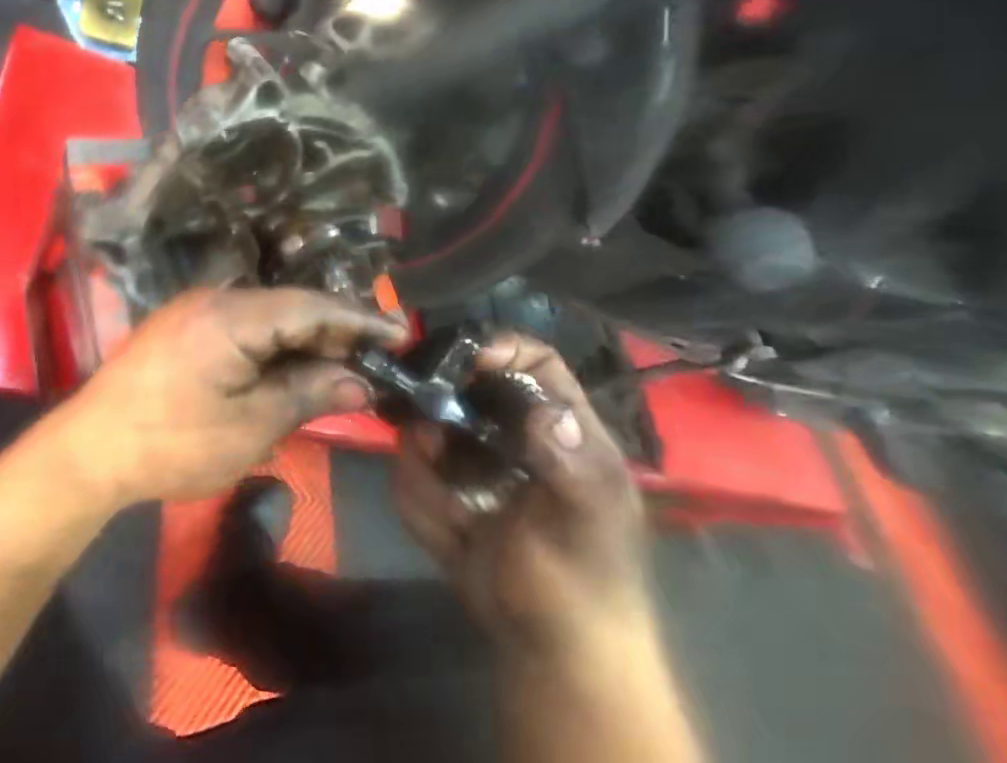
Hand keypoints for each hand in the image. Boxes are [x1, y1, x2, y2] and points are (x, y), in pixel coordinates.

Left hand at [64, 287, 407, 503]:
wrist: (86, 455)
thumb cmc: (172, 444)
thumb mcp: (252, 426)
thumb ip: (310, 394)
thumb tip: (362, 383)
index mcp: (233, 315)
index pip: (312, 306)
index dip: (359, 320)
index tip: (399, 335)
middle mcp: (217, 300)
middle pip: (294, 307)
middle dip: (337, 333)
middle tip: (376, 361)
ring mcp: (198, 312)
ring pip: (272, 318)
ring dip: (308, 342)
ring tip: (343, 370)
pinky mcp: (188, 329)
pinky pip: (248, 329)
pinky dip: (278, 349)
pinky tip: (296, 371)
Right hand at [394, 333, 654, 660]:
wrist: (559, 656)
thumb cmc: (588, 582)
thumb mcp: (589, 521)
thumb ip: (569, 466)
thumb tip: (545, 411)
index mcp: (563, 431)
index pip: (538, 365)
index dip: (505, 350)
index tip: (467, 358)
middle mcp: (518, 440)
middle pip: (471, 394)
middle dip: (444, 415)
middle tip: (428, 438)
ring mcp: (481, 473)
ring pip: (434, 440)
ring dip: (427, 471)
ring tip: (451, 510)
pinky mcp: (452, 505)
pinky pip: (417, 487)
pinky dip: (421, 506)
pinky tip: (451, 536)